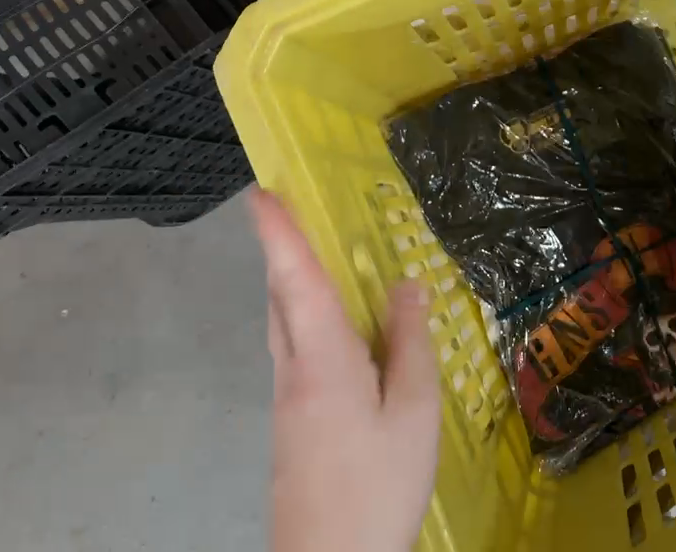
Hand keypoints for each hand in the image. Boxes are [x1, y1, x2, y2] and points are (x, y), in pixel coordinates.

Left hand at [251, 188, 441, 551]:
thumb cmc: (380, 483)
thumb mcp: (415, 411)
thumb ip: (409, 342)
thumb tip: (405, 284)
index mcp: (324, 363)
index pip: (297, 283)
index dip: (279, 236)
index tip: (259, 192)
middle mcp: (295, 374)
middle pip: (281, 299)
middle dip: (280, 250)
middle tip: (289, 208)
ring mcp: (289, 403)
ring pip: (284, 326)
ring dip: (291, 281)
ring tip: (315, 251)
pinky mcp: (294, 424)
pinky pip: (297, 349)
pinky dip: (306, 315)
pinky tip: (338, 324)